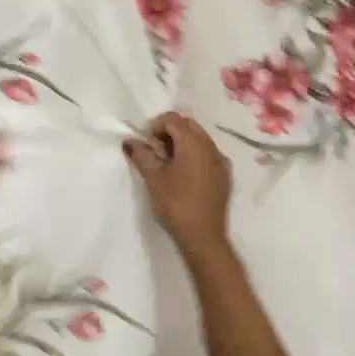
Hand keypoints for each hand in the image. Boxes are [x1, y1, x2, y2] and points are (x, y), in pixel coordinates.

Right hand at [125, 111, 232, 253]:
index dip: (156, 126)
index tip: (146, 144)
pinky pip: (208, 154)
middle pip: (189, 125)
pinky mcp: (225, 175)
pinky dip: (194, 155)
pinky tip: (185, 175)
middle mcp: (211, 147)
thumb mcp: (154, 179)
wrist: (204, 236)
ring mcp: (221, 161)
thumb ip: (141, 155)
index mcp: (193, 144)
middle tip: (155, 152)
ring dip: (182, 143)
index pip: (173, 119)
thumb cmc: (176, 205)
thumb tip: (129, 141)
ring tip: (168, 164)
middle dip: (170, 132)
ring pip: (200, 139)